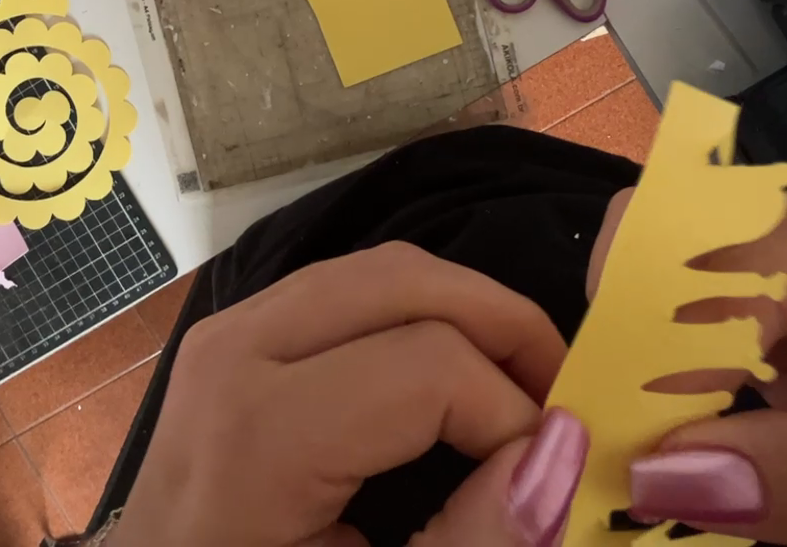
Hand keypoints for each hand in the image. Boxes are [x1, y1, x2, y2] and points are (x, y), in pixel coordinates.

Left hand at [107, 241, 570, 546]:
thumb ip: (467, 541)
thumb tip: (559, 458)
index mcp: (257, 431)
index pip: (424, 365)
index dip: (511, 412)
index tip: (552, 473)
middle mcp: (236, 346)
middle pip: (399, 279)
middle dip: (498, 319)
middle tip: (559, 390)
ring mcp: (228, 326)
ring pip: (372, 268)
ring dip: (457, 306)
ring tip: (513, 376)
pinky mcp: (233, 328)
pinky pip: (341, 287)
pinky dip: (409, 309)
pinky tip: (443, 363)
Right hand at [572, 177, 786, 545]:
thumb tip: (656, 474)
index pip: (736, 259)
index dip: (673, 335)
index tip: (630, 428)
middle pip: (676, 249)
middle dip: (631, 330)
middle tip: (611, 425)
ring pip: (659, 289)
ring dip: (631, 360)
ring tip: (623, 435)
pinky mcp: (780, 346)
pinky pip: (681, 343)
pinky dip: (653, 385)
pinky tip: (659, 433)